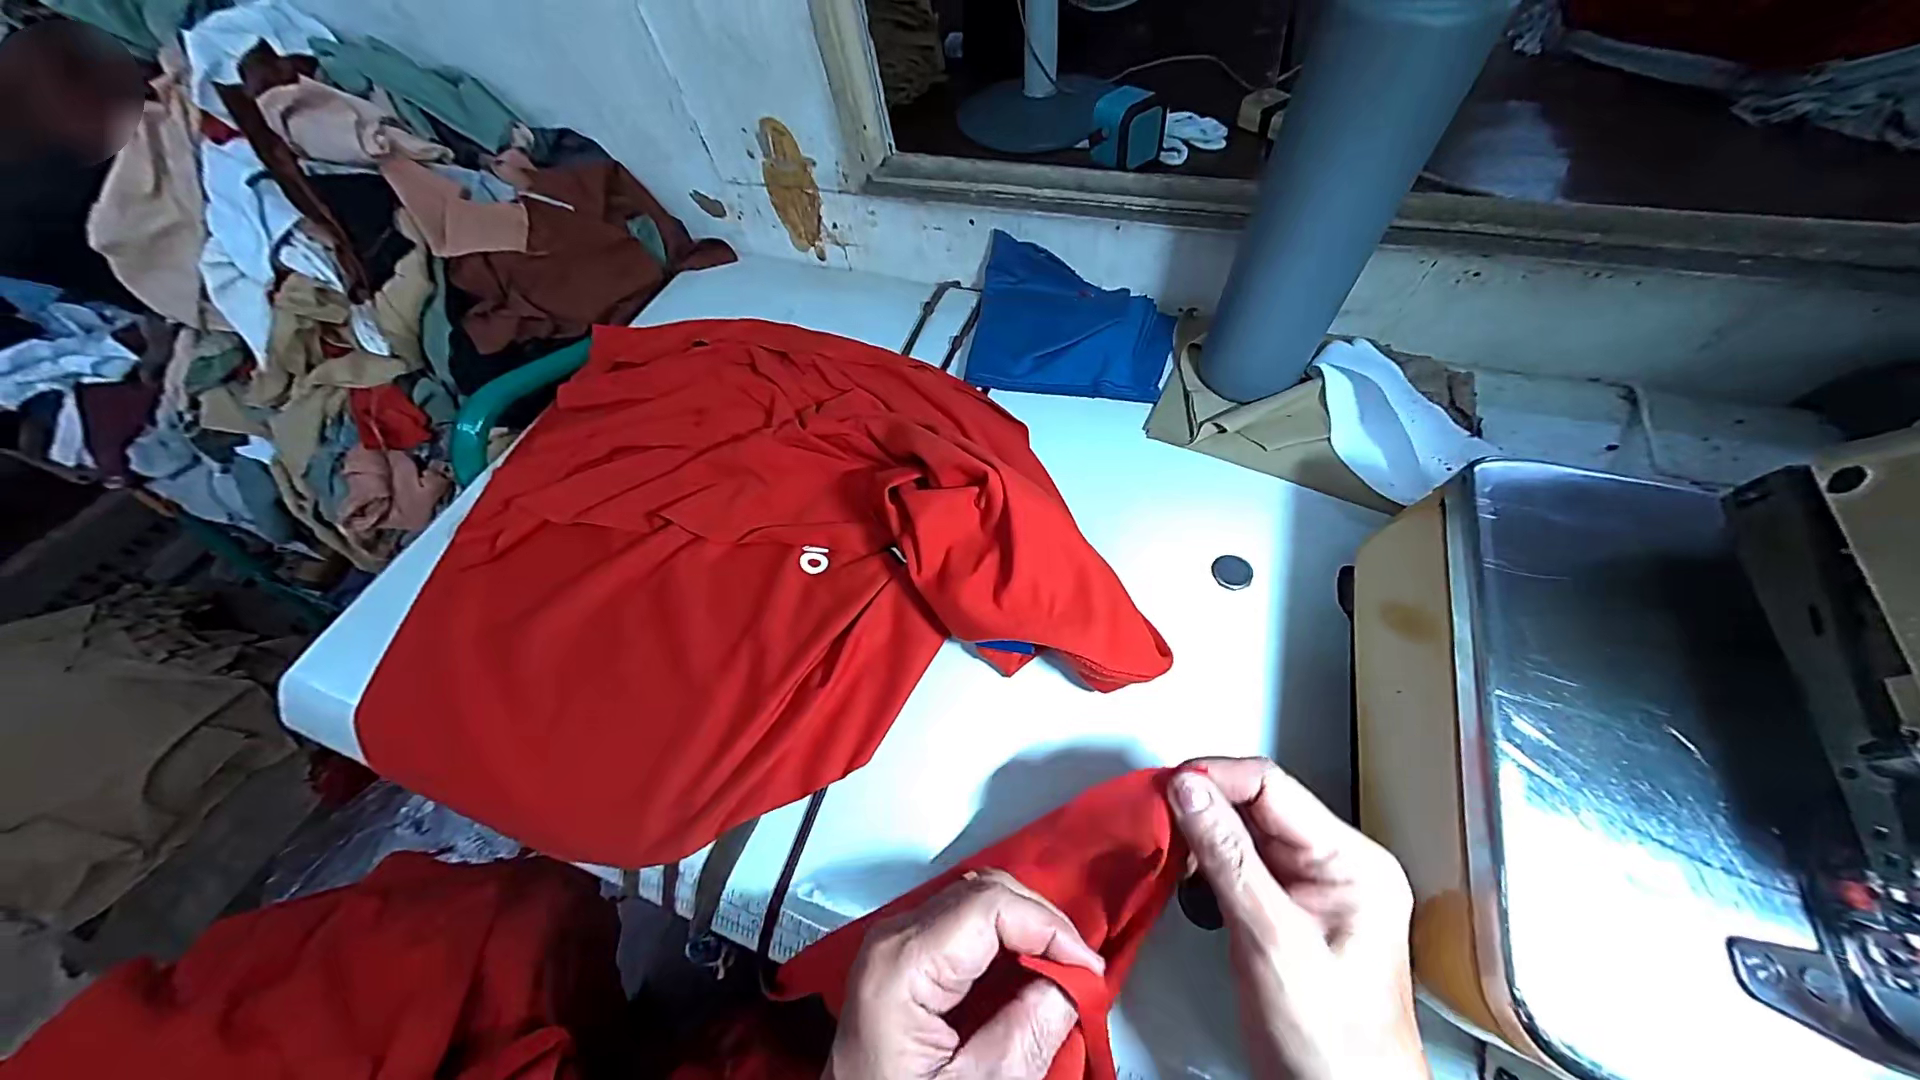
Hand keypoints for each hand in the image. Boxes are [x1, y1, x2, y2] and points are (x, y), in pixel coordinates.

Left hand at [828, 869, 1106, 1079]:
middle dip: (1040, 920)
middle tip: (1081, 967)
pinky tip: (1029, 963)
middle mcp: (895, 934)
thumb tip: (1072, 983)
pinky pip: (964, 920)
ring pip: (977, 897)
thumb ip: (1026, 1033)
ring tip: (1063, 965)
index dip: (1047, 925)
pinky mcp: (904, 951)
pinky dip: (1005, 933)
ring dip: (1026, 923)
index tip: (1089, 967)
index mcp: (902, 962)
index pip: (989, 904)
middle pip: (983, 890)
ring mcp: (897, 938)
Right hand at [1168, 757, 1426, 1079]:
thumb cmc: (1335, 1048)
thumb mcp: (1272, 942)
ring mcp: (1306, 880)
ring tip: (1169, 845)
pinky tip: (1186, 870)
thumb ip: (1228, 858)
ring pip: (1238, 824)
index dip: (1214, 779)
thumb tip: (1189, 790)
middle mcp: (1332, 862)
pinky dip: (1202, 856)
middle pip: (1252, 801)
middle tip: (1159, 815)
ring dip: (1197, 830)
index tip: (1169, 788)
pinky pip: (1233, 854)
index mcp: (1351, 863)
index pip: (1269, 786)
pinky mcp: (1280, 898)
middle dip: (1201, 804)